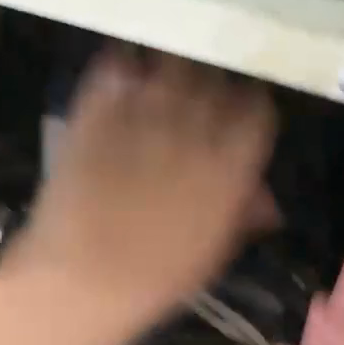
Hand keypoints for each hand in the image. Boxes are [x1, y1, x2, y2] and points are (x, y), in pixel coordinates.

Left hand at [7, 48, 278, 323]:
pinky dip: (118, 69)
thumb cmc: (152, 279)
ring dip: (164, 71)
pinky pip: (113, 71)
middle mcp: (193, 129)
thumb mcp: (211, 253)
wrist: (79, 278)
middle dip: (205, 86)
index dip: (244, 110)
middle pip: (212, 80)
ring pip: (168, 64)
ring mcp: (142, 115)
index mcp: (231, 164)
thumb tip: (264, 198)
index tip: (232, 116)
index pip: (255, 110)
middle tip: (190, 98)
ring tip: (154, 83)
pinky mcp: (95, 113)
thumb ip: (239, 213)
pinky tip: (117, 77)